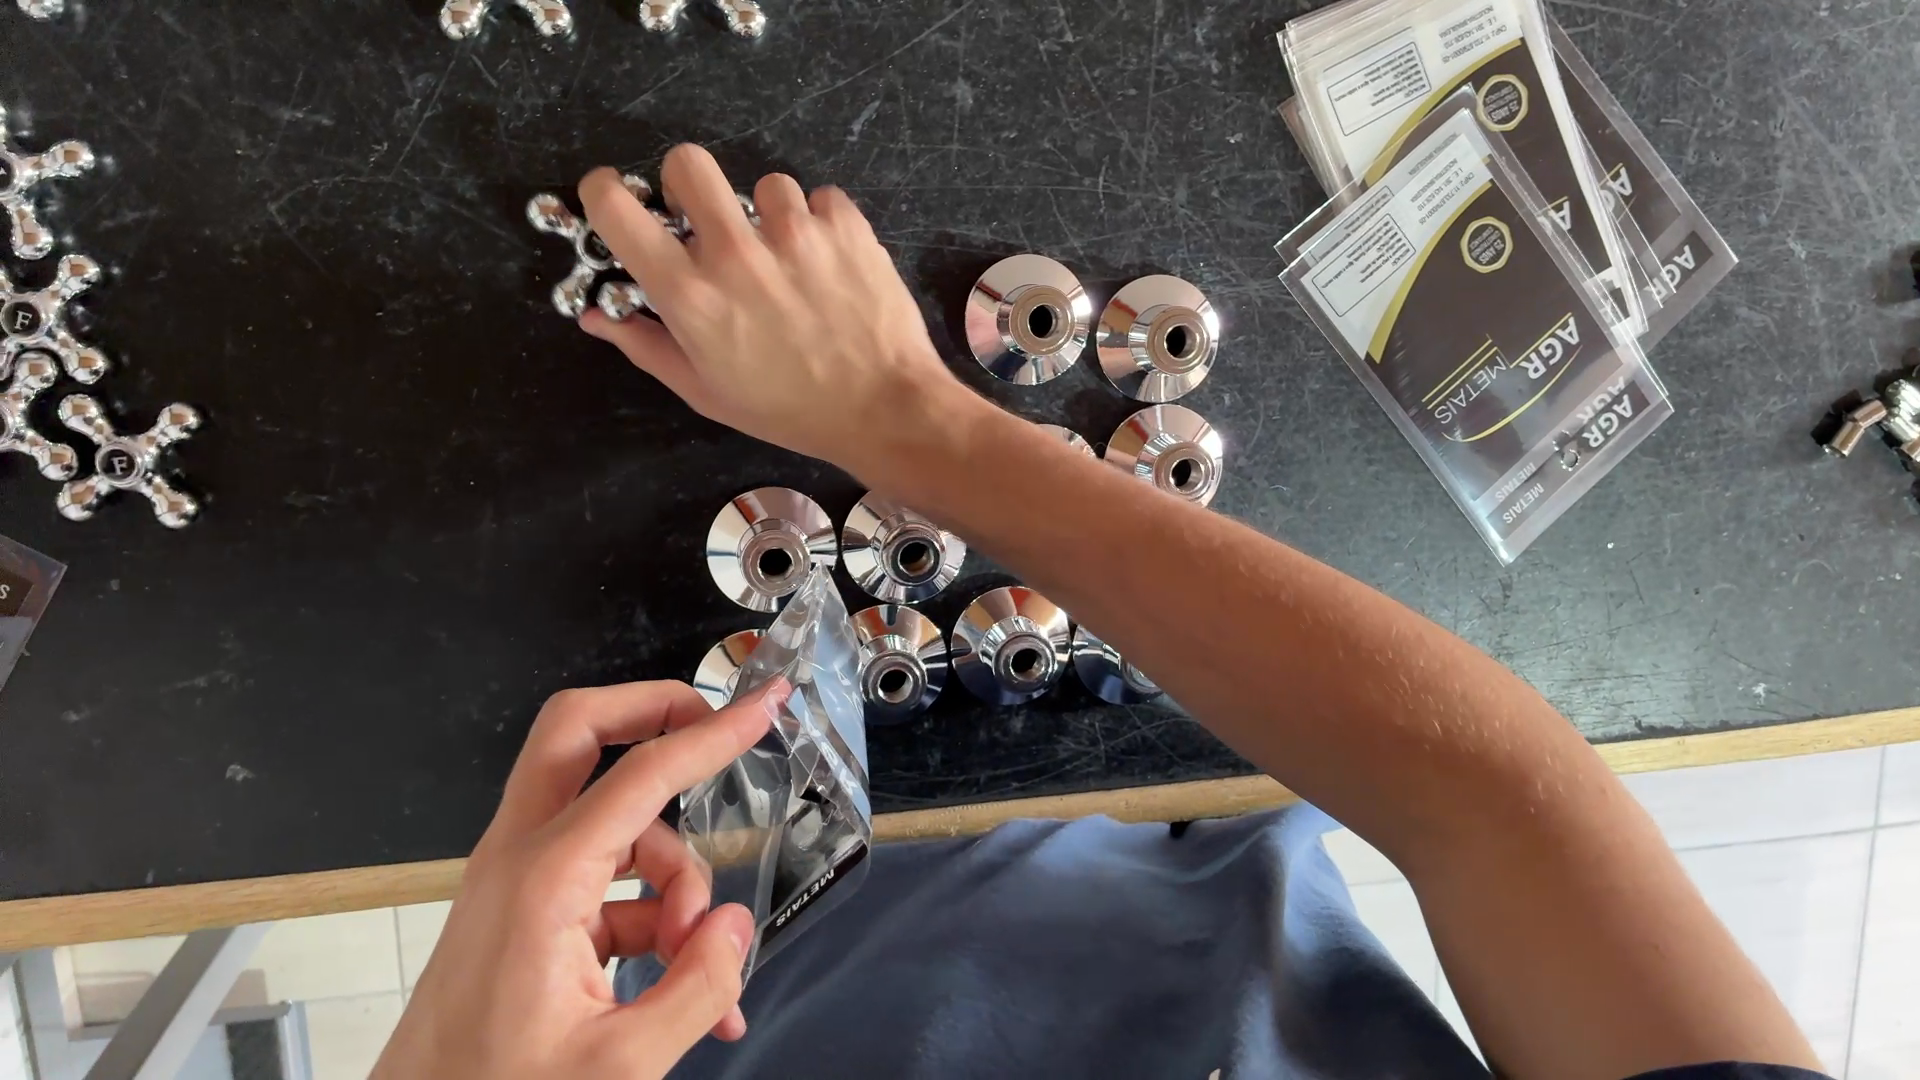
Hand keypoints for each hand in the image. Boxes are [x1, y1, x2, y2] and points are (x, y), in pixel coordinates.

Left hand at [373, 678, 789, 1079]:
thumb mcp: (617, 1071)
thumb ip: (699, 989)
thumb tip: (735, 925)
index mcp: (542, 878)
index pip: (642, 772)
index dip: (713, 733)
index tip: (766, 704)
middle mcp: (523, 856)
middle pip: (577, 730)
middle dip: (652, 711)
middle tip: (713, 727)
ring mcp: (519, 879)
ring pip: (614, 818)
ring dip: (673, 867)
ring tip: (694, 956)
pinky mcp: (527, 911)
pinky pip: (609, 876)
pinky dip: (655, 910)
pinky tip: (678, 977)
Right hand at [576, 144, 964, 476]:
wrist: (884, 409)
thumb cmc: (791, 412)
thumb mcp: (709, 393)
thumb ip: (649, 348)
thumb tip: (598, 316)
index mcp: (691, 295)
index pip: (616, 208)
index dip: (608, 194)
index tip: (624, 204)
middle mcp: (736, 252)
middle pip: (688, 162)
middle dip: (692, 187)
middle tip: (715, 226)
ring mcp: (794, 233)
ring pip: (765, 186)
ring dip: (772, 218)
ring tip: (794, 263)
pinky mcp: (845, 226)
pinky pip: (821, 200)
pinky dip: (823, 226)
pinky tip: (832, 265)